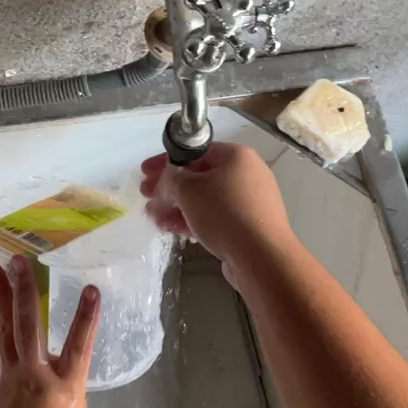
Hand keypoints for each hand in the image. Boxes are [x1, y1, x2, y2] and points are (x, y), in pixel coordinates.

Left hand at [0, 254, 99, 407]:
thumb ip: (70, 378)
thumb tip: (62, 358)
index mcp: (65, 386)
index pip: (80, 345)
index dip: (87, 317)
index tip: (92, 290)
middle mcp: (36, 375)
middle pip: (30, 325)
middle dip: (25, 290)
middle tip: (18, 260)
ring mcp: (11, 375)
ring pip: (6, 329)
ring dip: (0, 296)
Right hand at [140, 143, 295, 280]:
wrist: (261, 256)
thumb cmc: (224, 213)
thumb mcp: (188, 190)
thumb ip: (170, 179)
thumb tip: (166, 179)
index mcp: (236, 156)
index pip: (195, 152)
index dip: (167, 161)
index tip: (145, 171)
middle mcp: (245, 175)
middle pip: (199, 177)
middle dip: (169, 187)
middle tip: (145, 195)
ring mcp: (248, 202)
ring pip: (204, 200)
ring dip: (176, 206)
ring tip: (153, 217)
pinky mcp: (247, 226)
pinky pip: (214, 217)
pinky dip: (192, 220)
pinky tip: (170, 228)